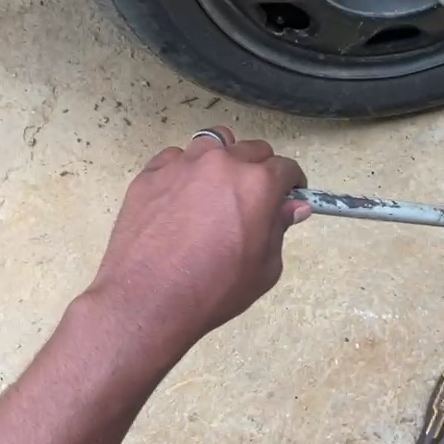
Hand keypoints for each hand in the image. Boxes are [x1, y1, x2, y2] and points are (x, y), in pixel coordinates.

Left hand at [88, 127, 308, 347]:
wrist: (150, 299)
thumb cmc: (214, 288)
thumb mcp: (265, 267)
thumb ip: (280, 228)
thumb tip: (293, 208)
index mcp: (257, 183)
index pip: (286, 168)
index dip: (292, 183)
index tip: (289, 196)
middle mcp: (222, 164)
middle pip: (252, 149)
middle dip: (260, 169)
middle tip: (255, 197)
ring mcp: (183, 164)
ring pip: (213, 143)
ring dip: (223, 160)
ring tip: (217, 188)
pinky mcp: (151, 174)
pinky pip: (176, 158)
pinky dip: (186, 170)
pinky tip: (183, 197)